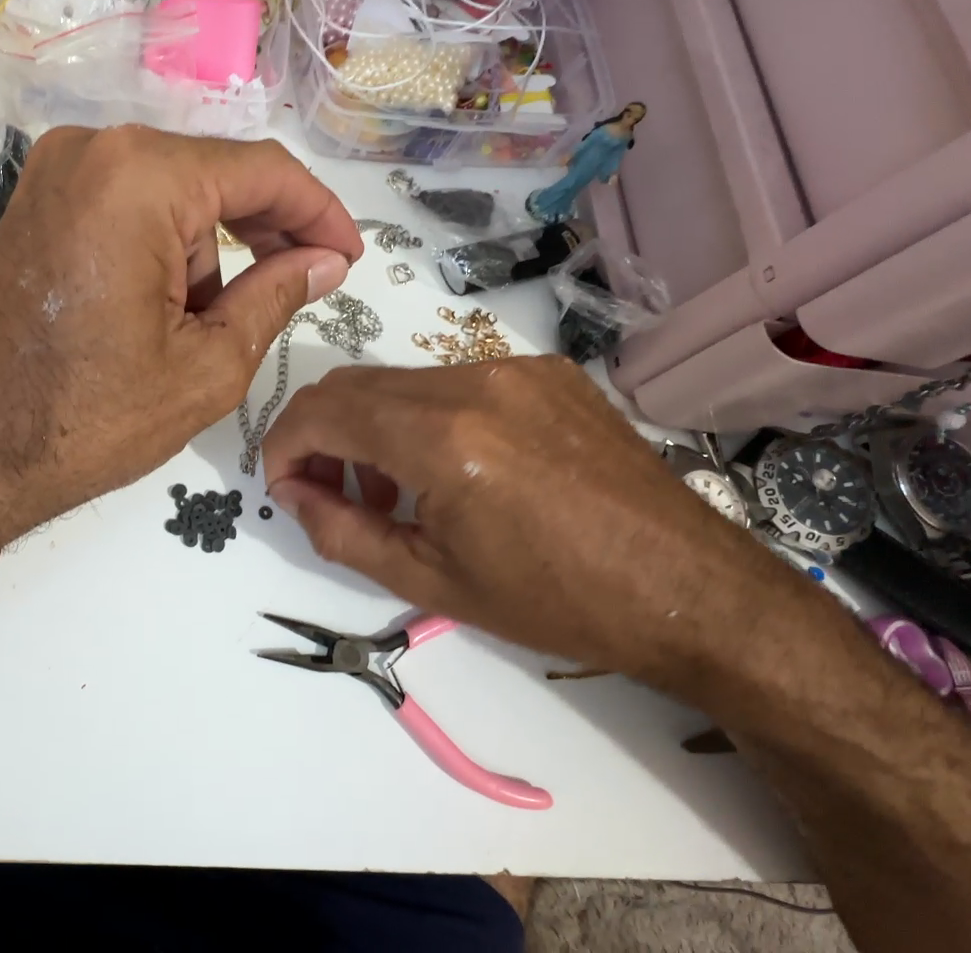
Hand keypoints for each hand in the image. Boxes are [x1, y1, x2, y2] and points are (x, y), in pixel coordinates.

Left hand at [0, 126, 361, 547]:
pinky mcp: (35, 204)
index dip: (318, 212)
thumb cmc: (88, 420)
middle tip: (304, 284)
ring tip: (198, 330)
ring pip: (169, 194)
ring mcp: (53, 172)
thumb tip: (324, 260)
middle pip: (212, 174)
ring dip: (204, 250)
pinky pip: (124, 206)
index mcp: (139, 176)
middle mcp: (92, 150)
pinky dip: (159, 247)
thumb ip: (276, 296)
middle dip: (264, 232)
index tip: (349, 257)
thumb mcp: (206, 368)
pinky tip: (160, 310)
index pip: (262, 170)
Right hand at [259, 357, 796, 687]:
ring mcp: (515, 369)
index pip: (320, 410)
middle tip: (330, 495)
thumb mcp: (428, 580)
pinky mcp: (547, 373)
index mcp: (440, 437)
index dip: (282, 446)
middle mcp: (473, 381)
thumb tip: (292, 493)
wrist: (689, 591)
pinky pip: (453, 382)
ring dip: (372, 429)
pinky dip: (424, 419)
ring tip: (395, 494)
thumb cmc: (554, 600)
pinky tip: (453, 471)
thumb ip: (339, 531)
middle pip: (353, 385)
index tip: (284, 488)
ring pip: (400, 381)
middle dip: (321, 436)